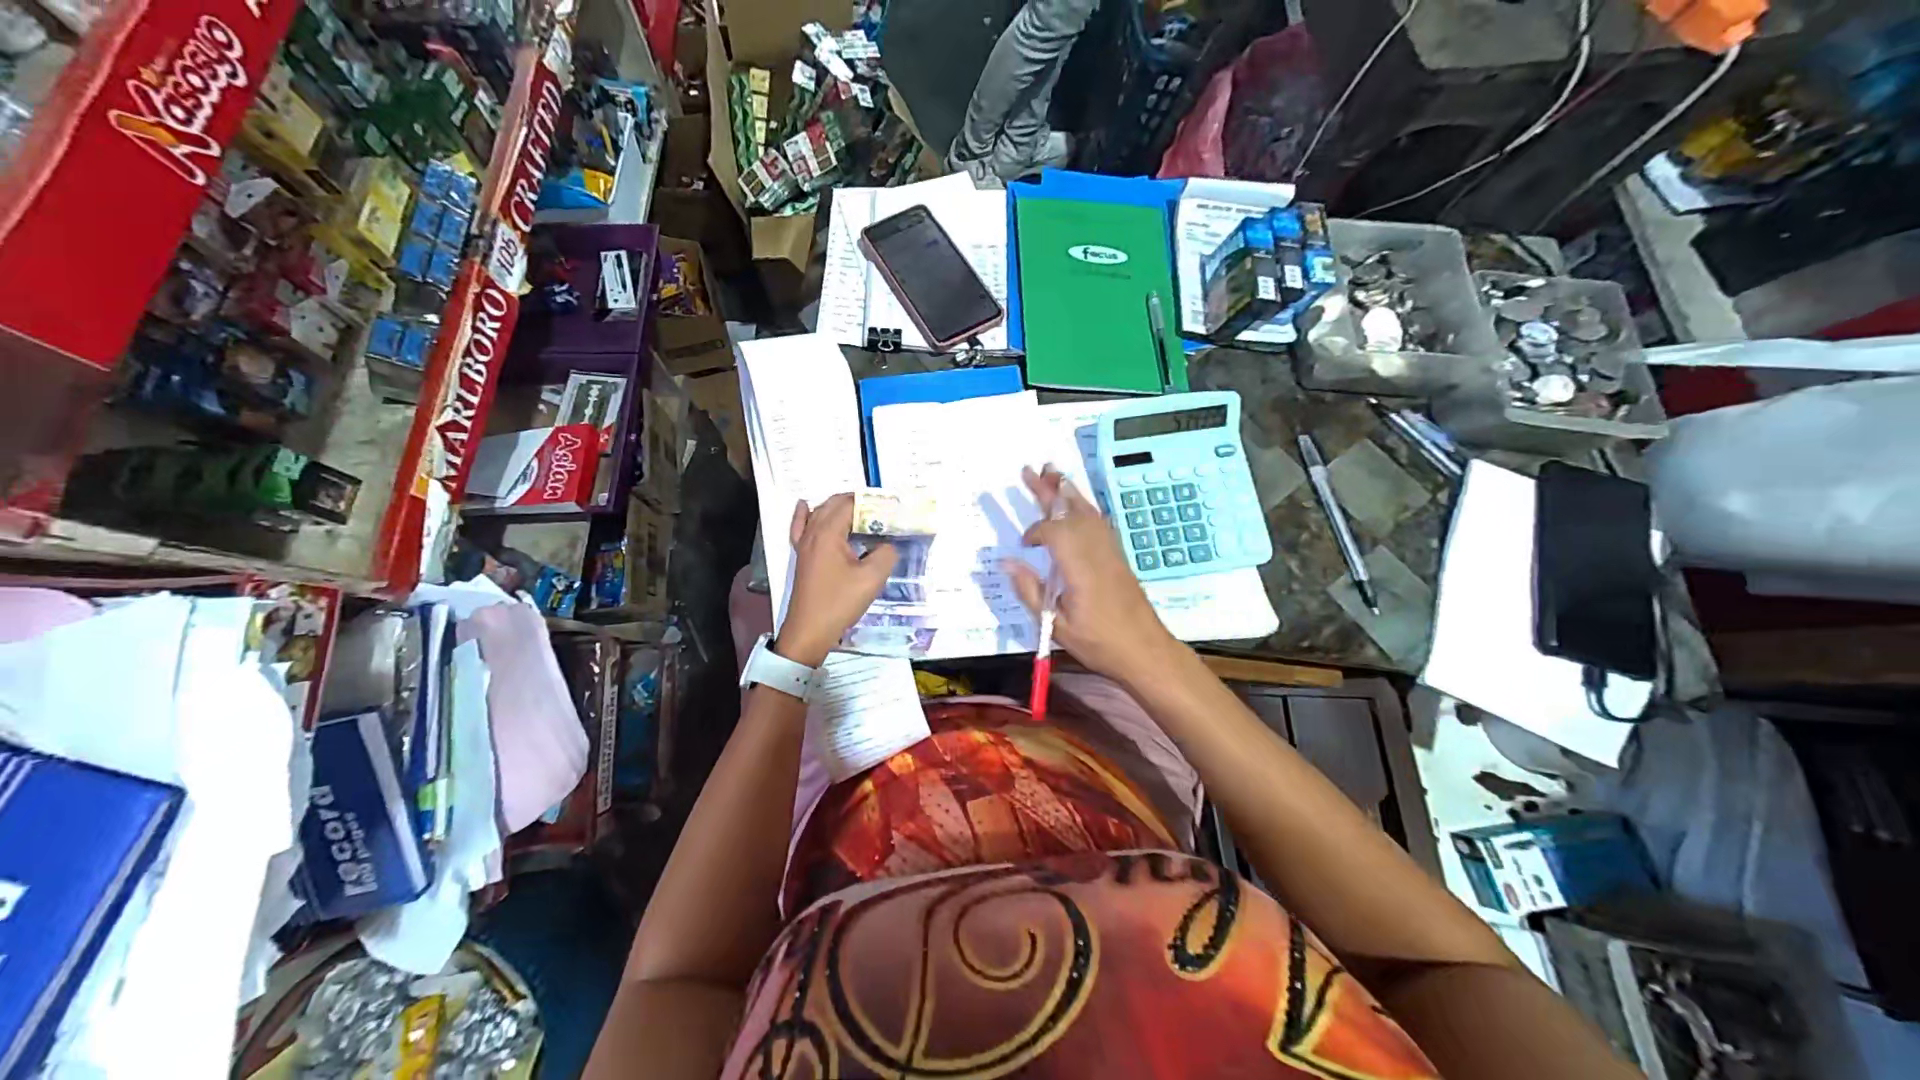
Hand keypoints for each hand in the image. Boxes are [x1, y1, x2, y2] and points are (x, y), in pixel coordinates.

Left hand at [774, 493, 897, 666]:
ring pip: (819, 513)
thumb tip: (887, 545)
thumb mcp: (872, 578)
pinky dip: (807, 514)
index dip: (872, 502)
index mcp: (828, 533)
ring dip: (839, 508)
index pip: (850, 504)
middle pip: (833, 504)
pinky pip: (801, 526)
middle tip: (881, 513)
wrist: (810, 629)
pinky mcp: (802, 556)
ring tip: (861, 514)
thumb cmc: (840, 602)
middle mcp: (813, 532)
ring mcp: (804, 544)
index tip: (892, 508)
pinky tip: (807, 507)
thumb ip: (885, 554)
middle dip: (857, 503)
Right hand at [1002, 466, 1180, 680]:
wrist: (1144, 651)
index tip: (1024, 545)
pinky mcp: (1118, 556)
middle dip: (1051, 491)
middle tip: (1031, 470)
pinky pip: (1100, 522)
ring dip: (1069, 493)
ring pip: (1088, 513)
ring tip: (1053, 473)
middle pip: (1072, 512)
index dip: (1036, 531)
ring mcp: (1111, 552)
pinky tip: (1077, 503)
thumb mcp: (1056, 626)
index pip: (1056, 531)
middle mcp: (1097, 552)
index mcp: (1080, 568)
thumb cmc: (1099, 643)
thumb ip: (1031, 592)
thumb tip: (1008, 564)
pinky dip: (1085, 507)